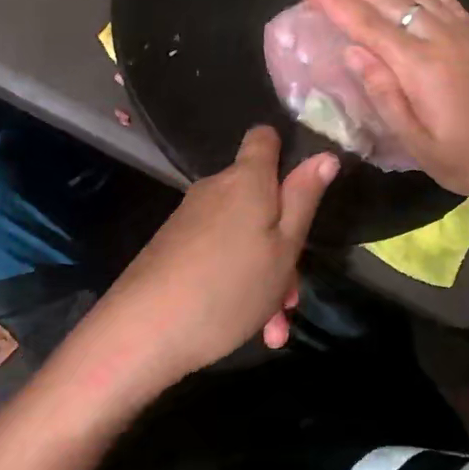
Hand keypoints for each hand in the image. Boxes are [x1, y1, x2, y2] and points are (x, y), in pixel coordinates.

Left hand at [84, 126, 336, 388]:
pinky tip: (247, 329)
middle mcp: (214, 191)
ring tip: (271, 329)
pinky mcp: (171, 248)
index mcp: (246, 181)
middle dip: (281, 246)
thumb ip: (302, 200)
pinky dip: (234, 286)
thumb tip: (323, 155)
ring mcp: (189, 220)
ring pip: (240, 239)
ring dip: (262, 279)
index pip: (263, 139)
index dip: (285, 153)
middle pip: (259, 202)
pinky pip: (215, 257)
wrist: (145, 329)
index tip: (302, 187)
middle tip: (290, 296)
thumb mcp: (283, 248)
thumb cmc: (230, 287)